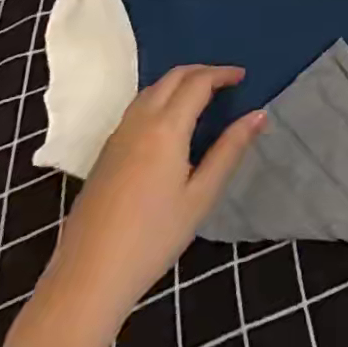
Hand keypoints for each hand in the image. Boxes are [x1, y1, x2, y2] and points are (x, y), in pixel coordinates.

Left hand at [41, 65, 264, 322]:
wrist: (88, 276)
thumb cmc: (154, 237)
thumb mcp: (201, 196)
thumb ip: (230, 150)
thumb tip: (259, 115)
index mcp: (166, 129)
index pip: (197, 83)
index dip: (222, 74)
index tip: (243, 76)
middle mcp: (139, 122)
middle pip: (171, 78)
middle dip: (201, 71)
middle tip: (226, 81)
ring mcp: (117, 136)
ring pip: (150, 90)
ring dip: (178, 82)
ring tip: (203, 96)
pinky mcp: (105, 153)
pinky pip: (137, 107)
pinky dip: (160, 97)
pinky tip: (171, 122)